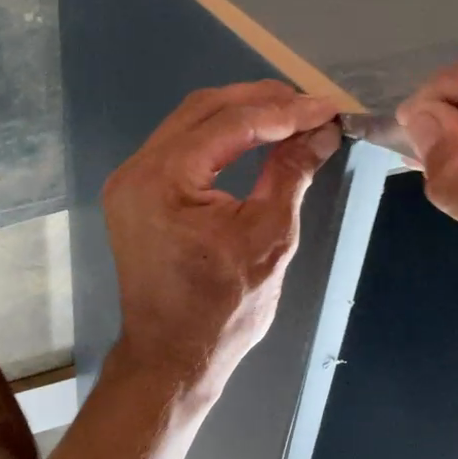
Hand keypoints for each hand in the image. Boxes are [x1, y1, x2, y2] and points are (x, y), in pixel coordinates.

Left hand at [103, 81, 341, 385]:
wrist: (173, 357)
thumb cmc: (223, 309)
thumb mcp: (268, 238)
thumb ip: (291, 173)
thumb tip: (322, 131)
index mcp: (161, 180)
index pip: (230, 124)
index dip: (284, 111)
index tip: (328, 107)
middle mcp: (135, 171)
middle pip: (202, 110)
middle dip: (260, 101)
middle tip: (311, 107)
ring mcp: (129, 182)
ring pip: (188, 124)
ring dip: (239, 115)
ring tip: (290, 116)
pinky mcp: (135, 195)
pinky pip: (179, 148)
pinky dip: (217, 138)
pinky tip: (253, 137)